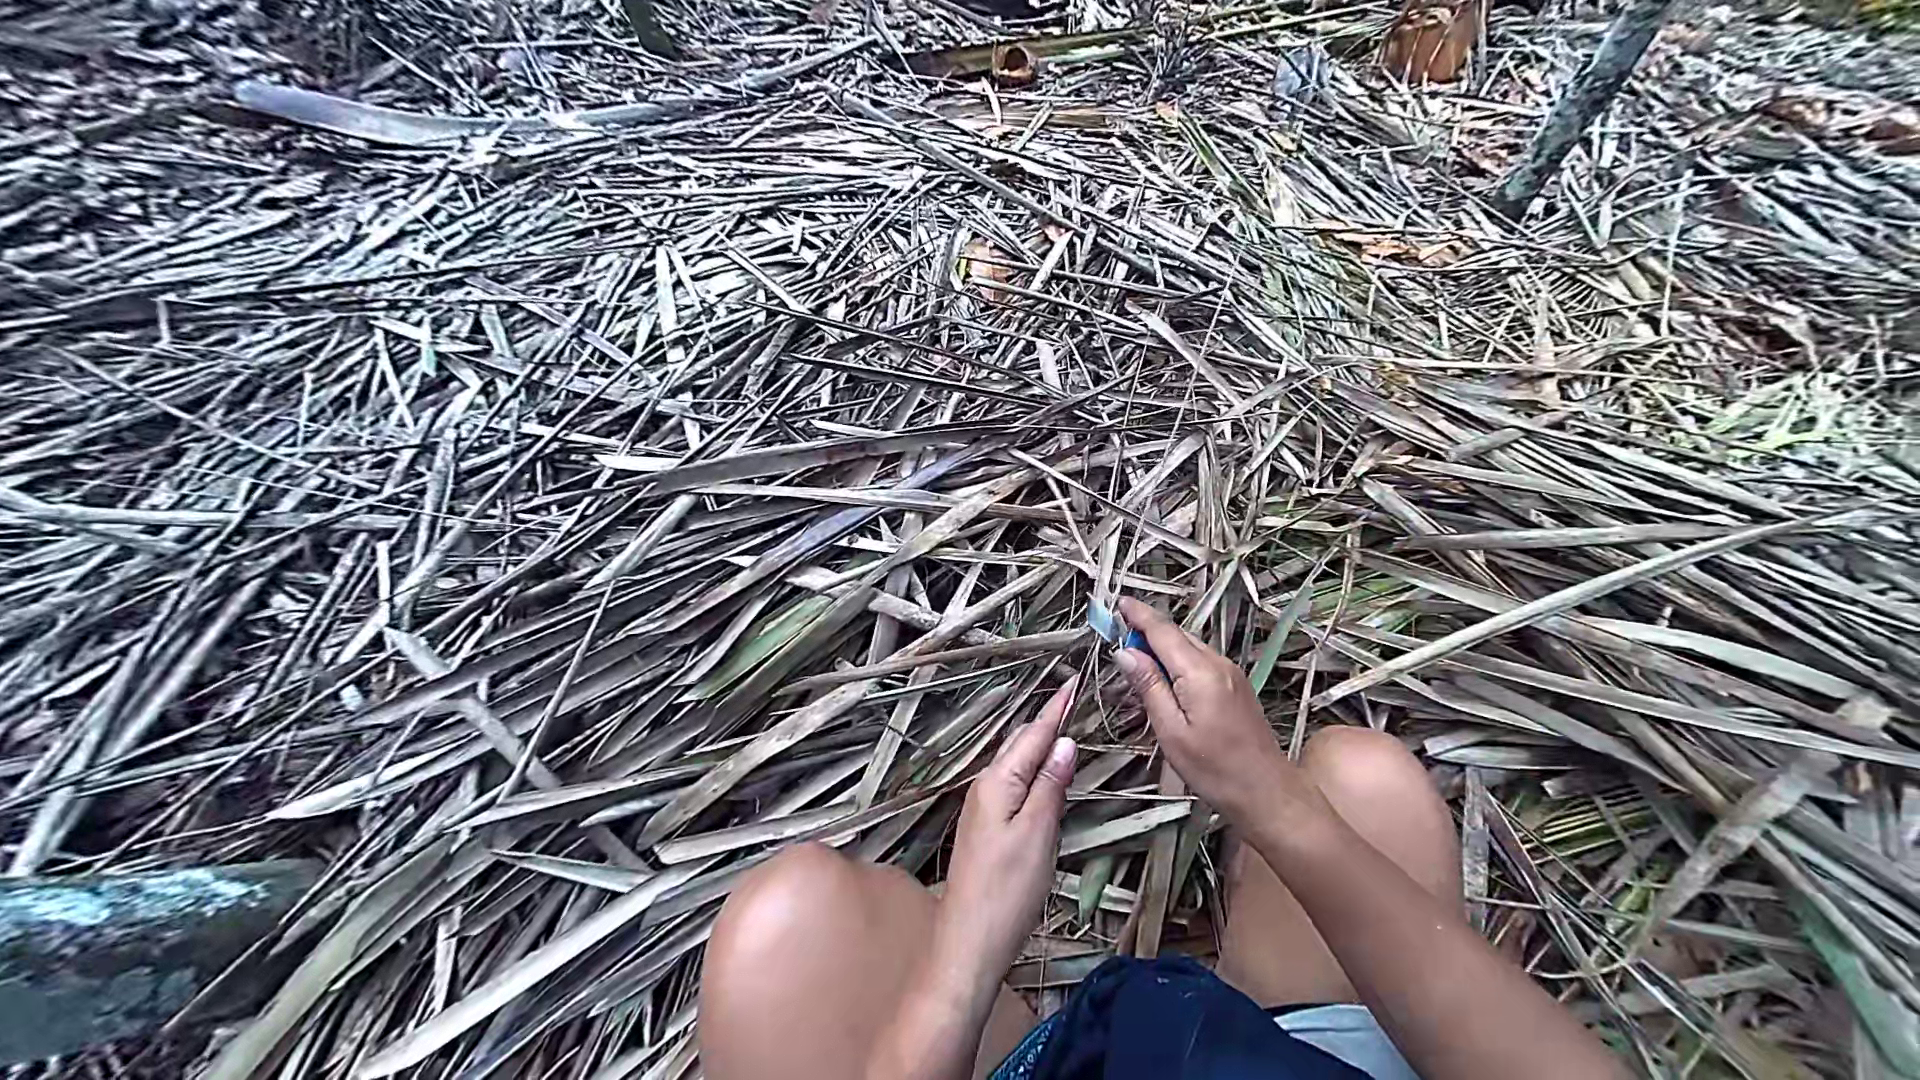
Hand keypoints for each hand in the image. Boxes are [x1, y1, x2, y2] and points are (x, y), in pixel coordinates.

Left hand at [935, 678, 1078, 988]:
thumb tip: (1063, 742)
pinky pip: (1012, 781)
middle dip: (1046, 719)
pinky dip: (1031, 766)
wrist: (969, 940)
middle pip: (1020, 743)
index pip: (1033, 734)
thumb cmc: (1007, 889)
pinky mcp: (987, 824)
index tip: (1073, 681)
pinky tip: (1040, 770)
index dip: (1056, 708)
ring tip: (1060, 724)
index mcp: (998, 781)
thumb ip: (1051, 785)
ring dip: (1038, 741)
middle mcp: (986, 785)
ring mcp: (983, 805)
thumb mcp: (1038, 833)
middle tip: (1072, 698)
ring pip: (1015, 761)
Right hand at [1113, 598, 1314, 827]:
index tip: (1118, 603)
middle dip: (1145, 629)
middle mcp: (1219, 665)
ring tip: (1134, 658)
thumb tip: (1126, 653)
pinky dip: (1176, 658)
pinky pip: (1199, 659)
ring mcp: (1230, 673)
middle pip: (1176, 634)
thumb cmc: (1217, 770)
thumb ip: (1148, 686)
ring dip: (1160, 645)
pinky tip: (1163, 676)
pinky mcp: (1234, 684)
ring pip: (1188, 645)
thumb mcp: (1170, 730)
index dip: (1138, 614)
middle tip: (1117, 634)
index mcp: (1200, 673)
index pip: (1162, 630)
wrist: (1266, 793)